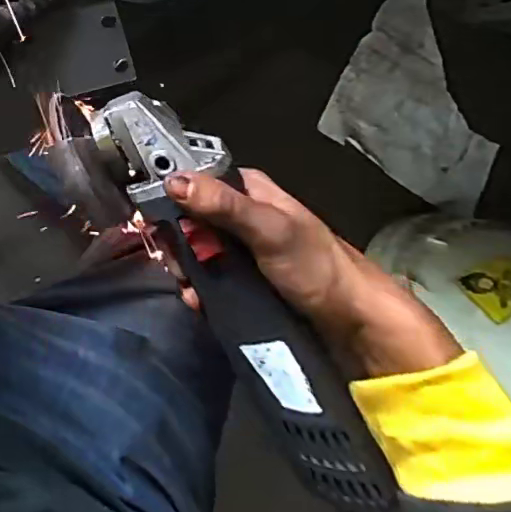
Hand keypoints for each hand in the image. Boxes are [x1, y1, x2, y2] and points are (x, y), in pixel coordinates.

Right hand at [167, 169, 462, 377]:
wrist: (361, 333)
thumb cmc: (320, 271)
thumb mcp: (271, 230)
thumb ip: (223, 204)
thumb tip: (172, 181)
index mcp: (246, 190)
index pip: (191, 178)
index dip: (165, 193)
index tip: (149, 215)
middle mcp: (238, 214)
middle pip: (184, 216)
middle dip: (173, 239)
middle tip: (173, 258)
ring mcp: (238, 248)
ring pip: (190, 248)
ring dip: (181, 266)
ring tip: (186, 284)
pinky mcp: (239, 278)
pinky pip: (203, 275)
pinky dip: (195, 286)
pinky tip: (196, 298)